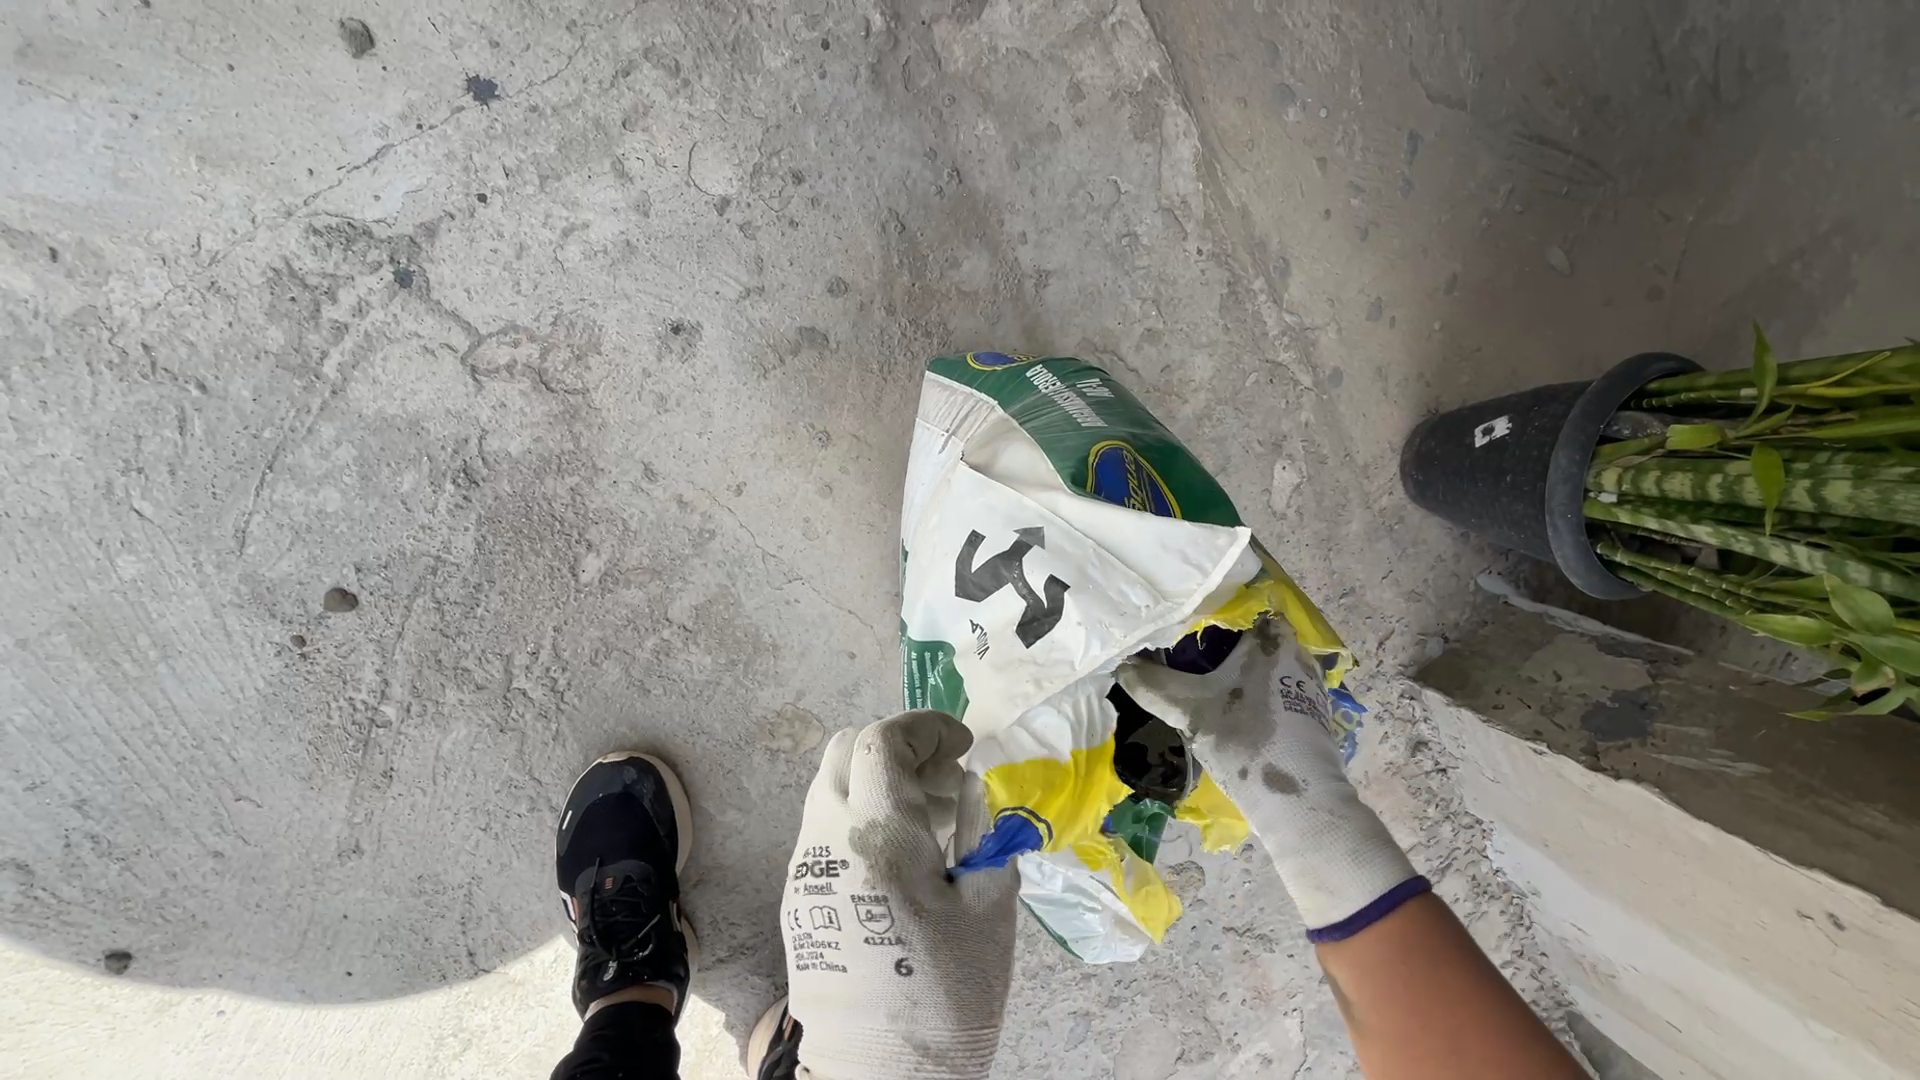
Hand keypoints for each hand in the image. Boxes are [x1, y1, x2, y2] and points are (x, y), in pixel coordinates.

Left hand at [780, 711, 1018, 1079]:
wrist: (882, 1077)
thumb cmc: (947, 995)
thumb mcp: (988, 906)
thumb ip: (981, 831)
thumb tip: (968, 788)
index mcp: (877, 838)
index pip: (883, 741)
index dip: (926, 728)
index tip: (962, 744)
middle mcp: (827, 840)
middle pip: (846, 749)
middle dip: (899, 747)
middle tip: (944, 778)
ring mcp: (805, 868)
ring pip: (832, 785)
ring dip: (880, 780)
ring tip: (931, 819)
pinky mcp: (798, 896)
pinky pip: (825, 825)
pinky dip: (862, 813)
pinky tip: (903, 855)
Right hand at [1118, 620, 1425, 940]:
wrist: (1299, 801)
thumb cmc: (1248, 740)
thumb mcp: (1190, 711)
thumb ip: (1153, 685)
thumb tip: (1121, 666)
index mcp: (1272, 639)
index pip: (1237, 606)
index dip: (1206, 611)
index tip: (1179, 623)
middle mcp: (1296, 652)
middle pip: (1248, 634)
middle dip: (1216, 641)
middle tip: (1180, 650)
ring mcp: (1305, 683)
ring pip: (1261, 660)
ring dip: (1233, 666)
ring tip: (1197, 675)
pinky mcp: (1308, 710)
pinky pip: (1271, 682)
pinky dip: (1248, 685)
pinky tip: (1225, 703)